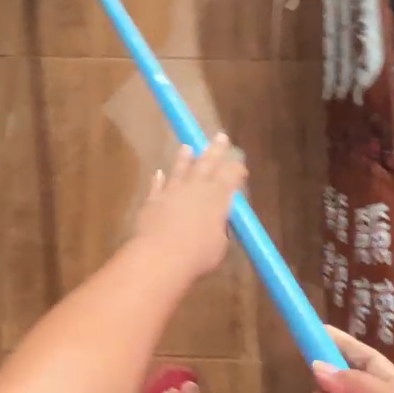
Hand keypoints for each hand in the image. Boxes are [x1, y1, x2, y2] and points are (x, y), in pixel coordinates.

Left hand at [131, 135, 245, 279]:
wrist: (161, 256)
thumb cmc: (198, 255)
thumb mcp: (219, 244)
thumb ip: (219, 228)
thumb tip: (216, 223)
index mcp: (217, 197)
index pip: (231, 176)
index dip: (237, 169)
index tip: (240, 167)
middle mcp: (196, 188)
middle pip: (207, 164)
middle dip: (215, 150)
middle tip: (221, 136)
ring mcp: (172, 192)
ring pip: (180, 169)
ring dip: (184, 158)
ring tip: (187, 147)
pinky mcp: (153, 200)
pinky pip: (157, 186)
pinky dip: (158, 180)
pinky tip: (158, 173)